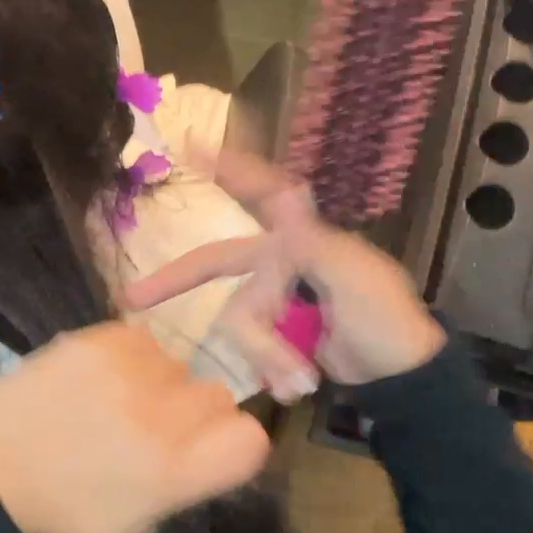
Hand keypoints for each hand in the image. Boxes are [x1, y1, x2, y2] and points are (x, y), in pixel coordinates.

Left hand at [0, 323, 270, 532]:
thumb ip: (184, 491)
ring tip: (119, 403)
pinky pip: (147, 341)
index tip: (211, 449)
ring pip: (182, 366)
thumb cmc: (64, 507)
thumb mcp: (134, 529)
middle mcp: (160, 416)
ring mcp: (129, 371)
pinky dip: (133, 360)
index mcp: (172, 472)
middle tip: (156, 429)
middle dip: (197, 416)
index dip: (239, 444)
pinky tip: (103, 380)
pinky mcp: (100, 338)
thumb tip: (210, 452)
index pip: (251, 439)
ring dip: (163, 386)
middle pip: (220, 398)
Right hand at [124, 152, 445, 393]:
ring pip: (237, 320)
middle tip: (133, 298)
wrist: (398, 377)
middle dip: (177, 280)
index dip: (228, 169)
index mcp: (302, 237)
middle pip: (217, 265)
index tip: (189, 147)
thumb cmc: (385, 318)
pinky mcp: (273, 334)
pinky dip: (270, 368)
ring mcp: (274, 299)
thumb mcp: (354, 275)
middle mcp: (280, 260)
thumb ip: (311, 241)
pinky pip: (247, 346)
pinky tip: (296, 385)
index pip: (262, 193)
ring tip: (302, 380)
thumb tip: (282, 199)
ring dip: (268, 355)